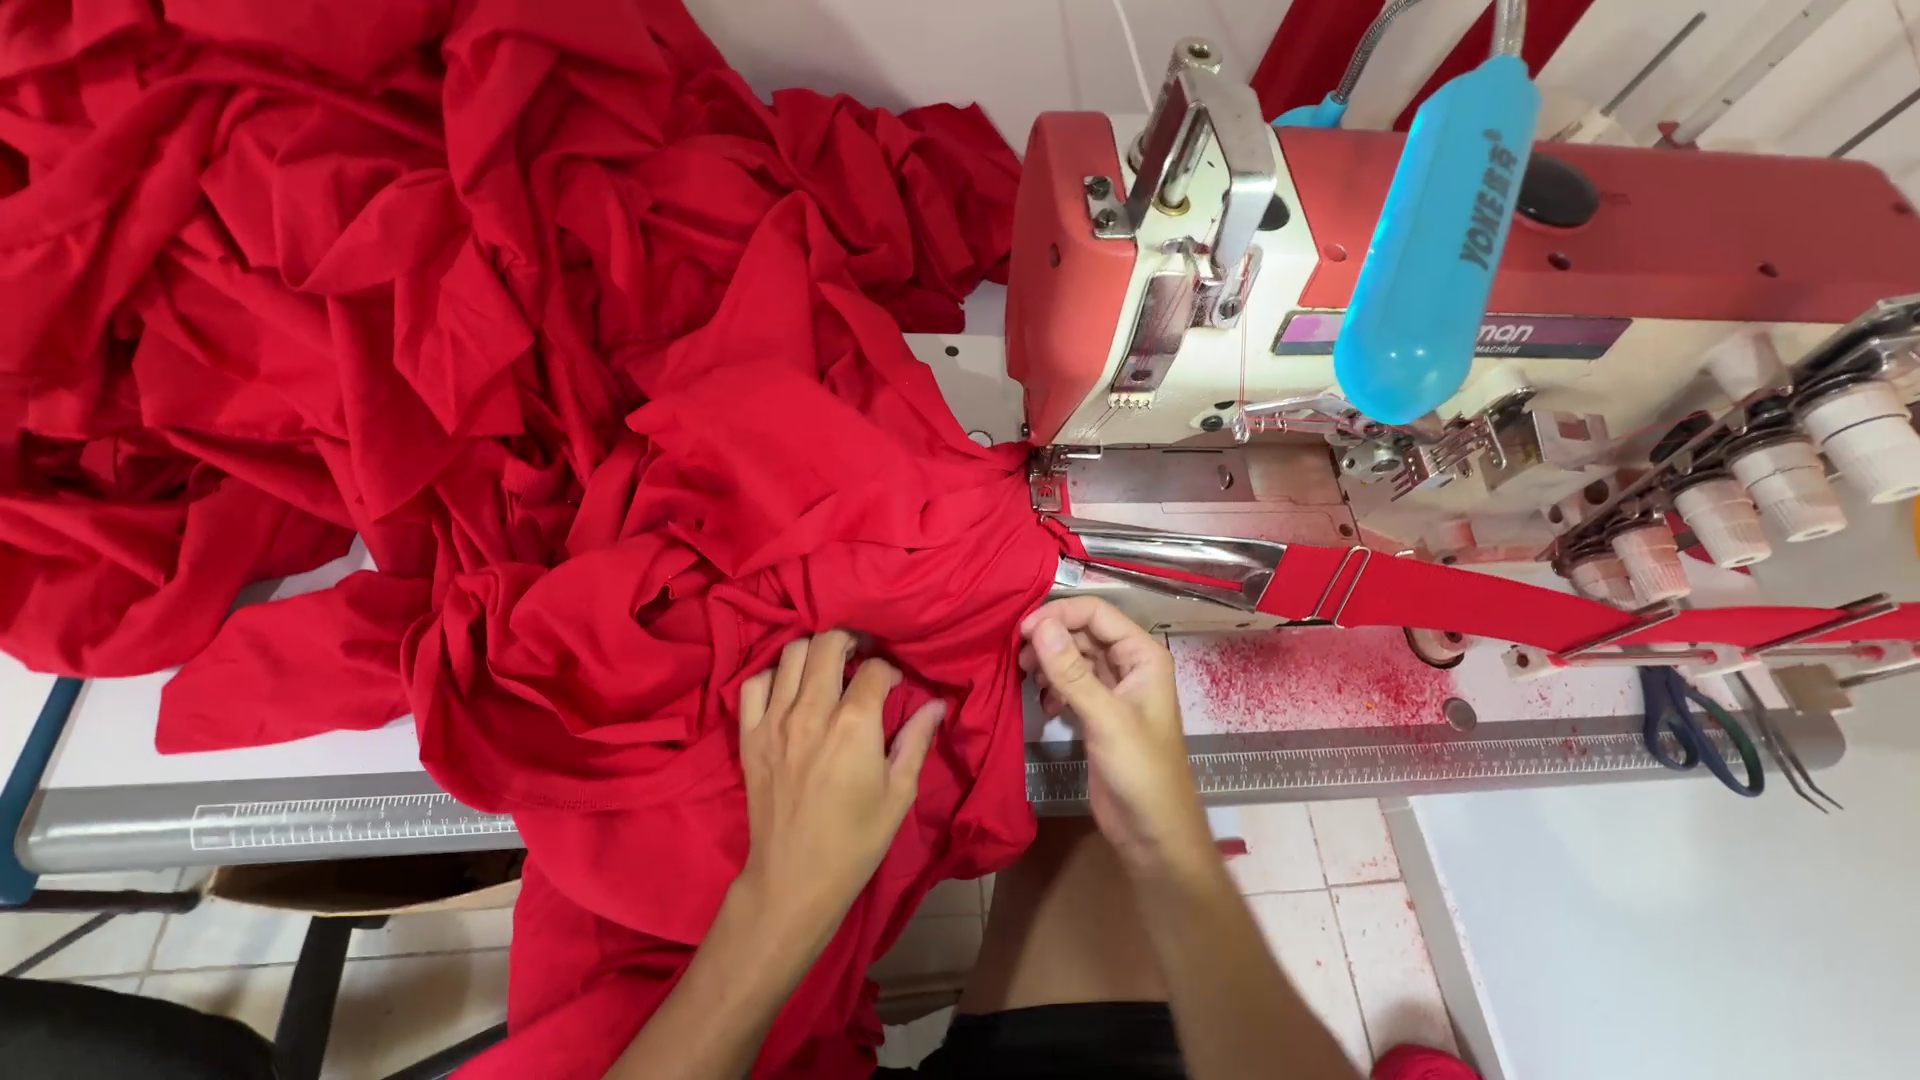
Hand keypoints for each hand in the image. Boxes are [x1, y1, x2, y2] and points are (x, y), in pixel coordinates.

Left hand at [735, 630, 944, 940]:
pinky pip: (754, 684)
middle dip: (851, 642)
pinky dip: (774, 676)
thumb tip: (937, 703)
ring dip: (814, 652)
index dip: (890, 670)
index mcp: (854, 725)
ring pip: (791, 654)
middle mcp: (811, 711)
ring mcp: (774, 721)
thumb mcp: (900, 792)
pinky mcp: (749, 736)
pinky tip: (789, 689)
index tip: (895, 685)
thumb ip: (917, 740)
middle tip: (862, 657)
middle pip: (828, 644)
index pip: (874, 669)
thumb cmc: (856, 839)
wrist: (795, 878)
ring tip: (828, 667)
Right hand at [1019, 598, 1211, 878]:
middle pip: (1083, 632)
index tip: (1022, 630)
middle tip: (1016, 655)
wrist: (1152, 830)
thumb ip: (1071, 671)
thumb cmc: (1141, 771)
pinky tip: (1044, 704)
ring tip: (1024, 676)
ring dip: (1048, 662)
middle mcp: (1130, 665)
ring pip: (1074, 658)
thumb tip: (1039, 626)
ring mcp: (1113, 690)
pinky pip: (1070, 684)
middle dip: (1050, 638)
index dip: (1059, 614)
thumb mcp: (1105, 718)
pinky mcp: (1097, 713)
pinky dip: (1053, 687)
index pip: (1097, 614)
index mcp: (1143, 656)